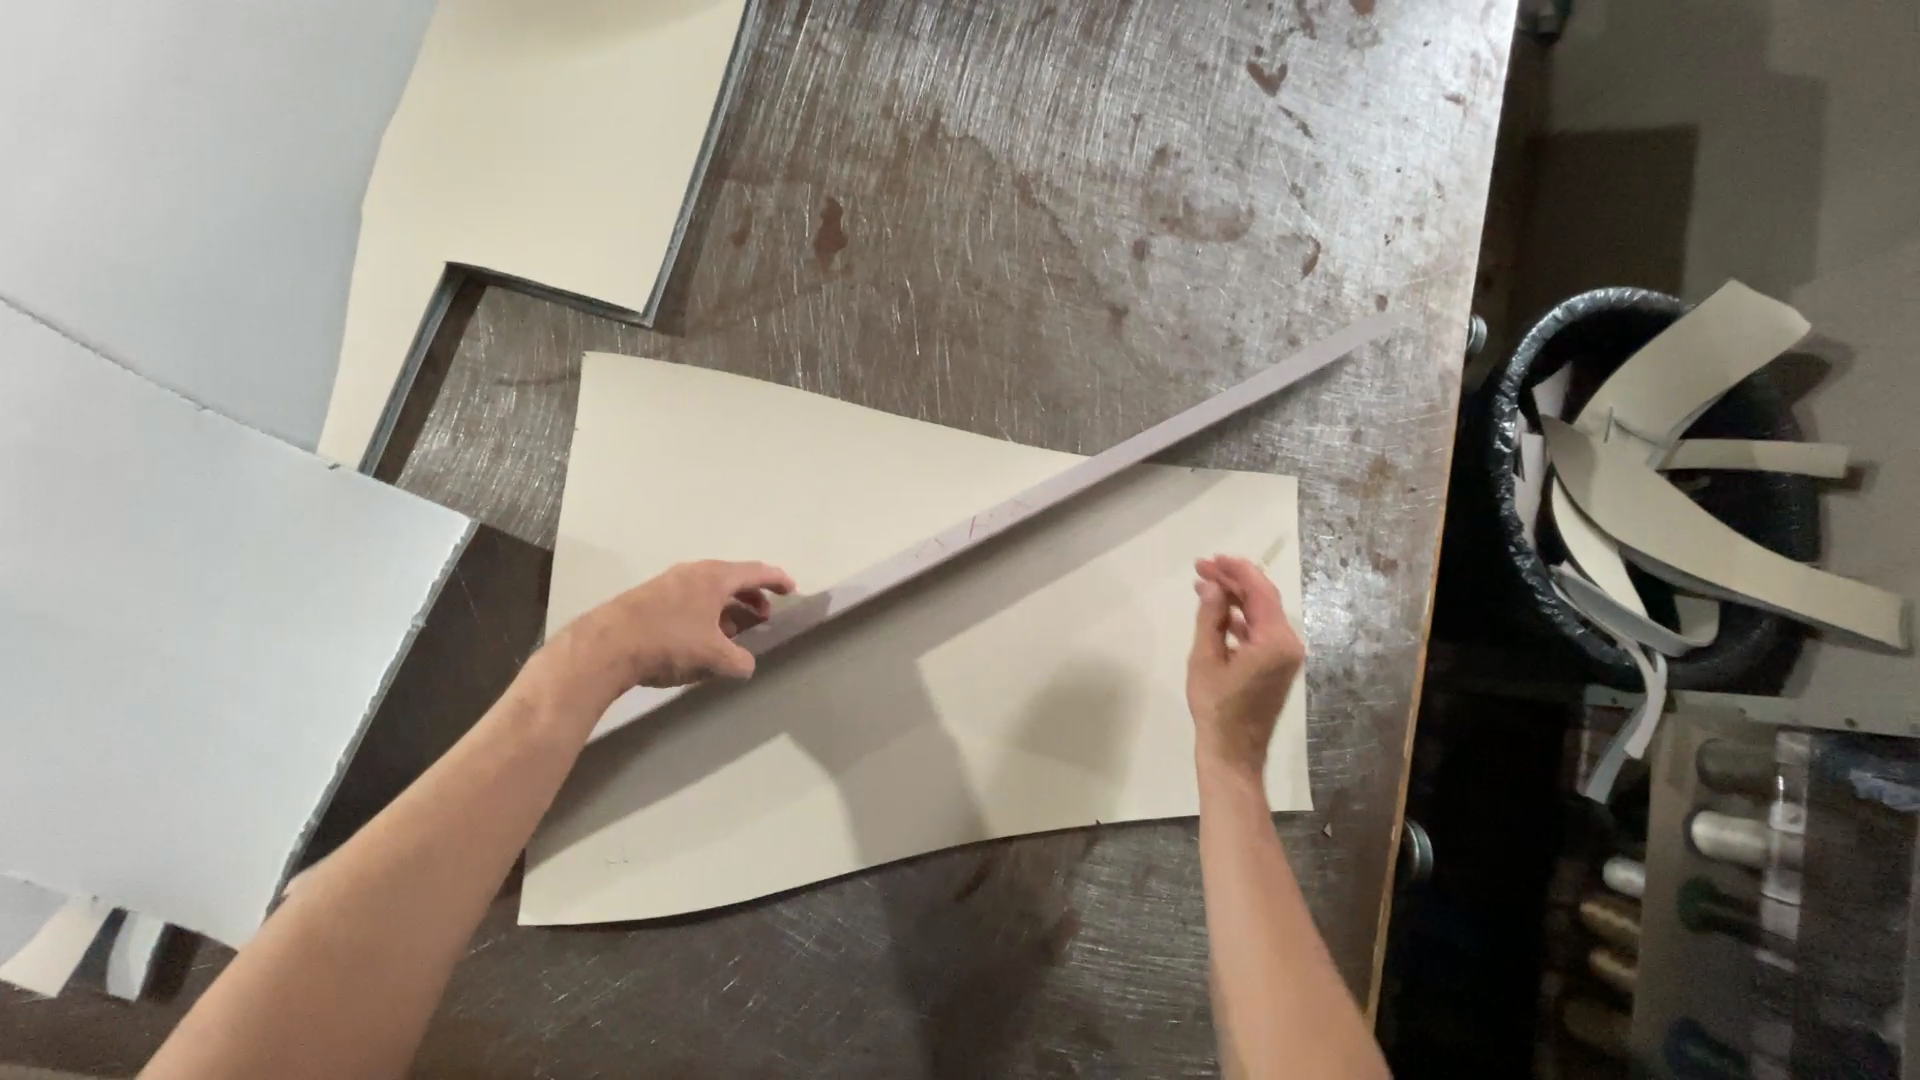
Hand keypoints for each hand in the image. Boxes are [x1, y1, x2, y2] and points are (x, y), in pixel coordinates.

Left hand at [549, 560, 796, 702]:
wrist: (605, 646)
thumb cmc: (669, 643)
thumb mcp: (713, 657)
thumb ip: (739, 661)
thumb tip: (746, 665)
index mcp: (715, 578)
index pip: (756, 572)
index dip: (777, 580)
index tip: (791, 589)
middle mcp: (693, 573)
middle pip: (732, 579)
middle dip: (751, 596)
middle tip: (763, 615)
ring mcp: (668, 583)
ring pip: (708, 590)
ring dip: (727, 607)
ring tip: (734, 631)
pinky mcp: (649, 598)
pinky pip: (689, 599)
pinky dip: (705, 612)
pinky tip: (700, 637)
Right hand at [1186, 555, 1304, 777]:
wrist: (1233, 751)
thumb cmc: (1216, 706)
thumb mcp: (1205, 658)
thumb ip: (1211, 616)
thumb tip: (1214, 585)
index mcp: (1275, 641)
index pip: (1259, 592)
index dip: (1237, 571)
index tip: (1212, 559)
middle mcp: (1288, 645)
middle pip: (1262, 600)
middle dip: (1233, 581)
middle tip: (1201, 569)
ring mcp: (1285, 657)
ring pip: (1261, 615)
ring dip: (1234, 598)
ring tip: (1204, 586)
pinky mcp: (1277, 666)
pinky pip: (1260, 632)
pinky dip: (1240, 619)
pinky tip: (1218, 613)